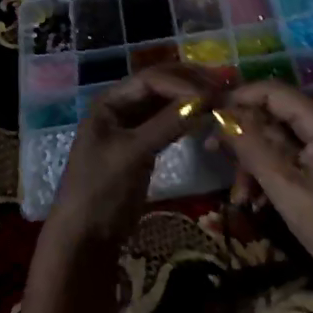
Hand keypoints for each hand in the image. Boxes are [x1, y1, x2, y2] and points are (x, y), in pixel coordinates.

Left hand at [48, 65, 219, 245]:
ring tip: (222, 98)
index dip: (182, 82)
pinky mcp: (143, 146)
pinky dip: (186, 118)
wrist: (87, 233)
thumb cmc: (101, 188)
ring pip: (165, 104)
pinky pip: (167, 123)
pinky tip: (206, 118)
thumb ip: (166, 124)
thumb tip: (205, 99)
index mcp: (109, 101)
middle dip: (189, 84)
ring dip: (190, 100)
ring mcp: (132, 127)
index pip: (151, 80)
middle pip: (159, 86)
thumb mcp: (132, 153)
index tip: (214, 93)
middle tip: (225, 87)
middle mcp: (120, 107)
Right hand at [216, 82, 312, 296]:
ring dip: (255, 155)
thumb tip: (220, 119)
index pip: (274, 92)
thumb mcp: (285, 190)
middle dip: (244, 134)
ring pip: (279, 130)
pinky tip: (256, 192)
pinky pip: (292, 145)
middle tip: (214, 153)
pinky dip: (272, 163)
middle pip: (275, 111)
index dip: (239, 98)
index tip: (209, 116)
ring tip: (239, 190)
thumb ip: (252, 149)